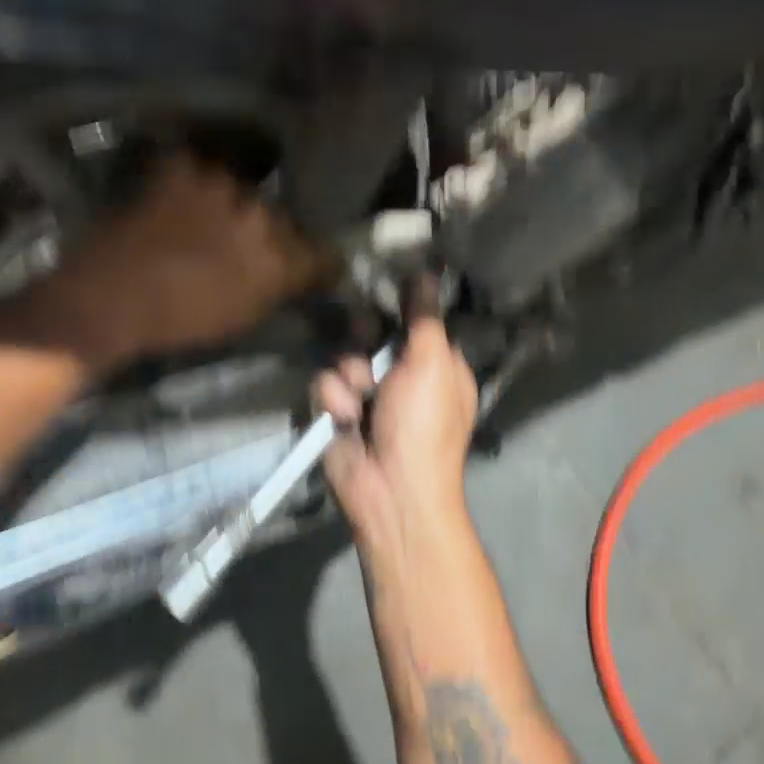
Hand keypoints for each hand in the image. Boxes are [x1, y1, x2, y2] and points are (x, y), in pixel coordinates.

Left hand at [55, 153, 325, 363]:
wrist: (114, 299)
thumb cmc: (179, 323)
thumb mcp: (240, 318)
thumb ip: (274, 290)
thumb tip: (290, 275)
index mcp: (279, 260)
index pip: (319, 254)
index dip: (318, 262)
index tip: (312, 268)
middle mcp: (260, 216)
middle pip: (278, 217)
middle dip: (268, 230)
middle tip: (244, 245)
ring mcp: (220, 188)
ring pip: (238, 189)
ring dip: (228, 202)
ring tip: (206, 218)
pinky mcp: (180, 171)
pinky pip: (193, 168)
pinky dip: (186, 180)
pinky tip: (175, 194)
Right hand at [313, 312, 478, 559]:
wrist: (390, 489)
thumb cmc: (424, 424)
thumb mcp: (434, 364)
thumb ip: (425, 318)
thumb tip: (427, 274)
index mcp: (438, 366)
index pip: (415, 322)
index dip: (401, 309)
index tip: (386, 291)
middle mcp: (404, 378)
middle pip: (372, 334)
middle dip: (367, 340)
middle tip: (369, 346)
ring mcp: (369, 397)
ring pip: (345, 357)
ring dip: (350, 375)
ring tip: (360, 399)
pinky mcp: (338, 413)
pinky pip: (326, 385)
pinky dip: (334, 399)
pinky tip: (346, 418)